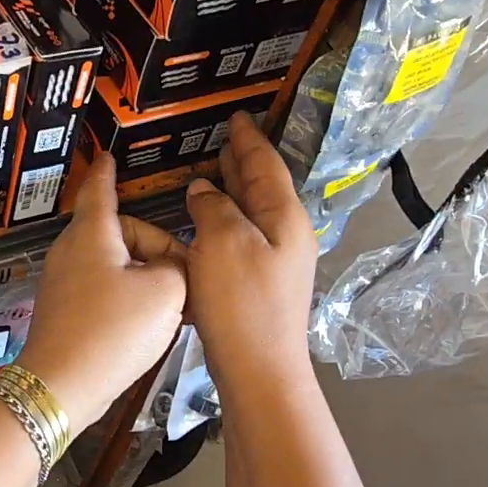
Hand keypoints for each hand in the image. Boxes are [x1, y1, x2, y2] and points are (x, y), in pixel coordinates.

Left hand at [20, 153, 187, 432]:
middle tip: (185, 280)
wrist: (62, 385)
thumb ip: (179, 267)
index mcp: (93, 233)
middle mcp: (72, 251)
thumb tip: (171, 266)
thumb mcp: (165, 292)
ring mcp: (64, 282)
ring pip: (115, 265)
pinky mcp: (65, 310)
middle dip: (156, 249)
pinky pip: (104, 290)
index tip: (109, 158)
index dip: (109, 173)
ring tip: (173, 308)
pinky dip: (129, 299)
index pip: (101, 190)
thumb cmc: (112, 331)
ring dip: (146, 279)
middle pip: (120, 232)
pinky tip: (148, 327)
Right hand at [184, 112, 317, 385]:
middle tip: (225, 139)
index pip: (265, 166)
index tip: (237, 117)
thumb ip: (214, 209)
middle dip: (244, 162)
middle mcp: (284, 236)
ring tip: (212, 172)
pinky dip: (221, 220)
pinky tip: (203, 224)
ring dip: (231, 190)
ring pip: (250, 213)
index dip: (249, 141)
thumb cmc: (242, 303)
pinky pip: (238, 237)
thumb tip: (204, 191)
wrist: (258, 368)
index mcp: (284, 218)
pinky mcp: (255, 286)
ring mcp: (273, 263)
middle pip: (263, 188)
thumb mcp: (224, 243)